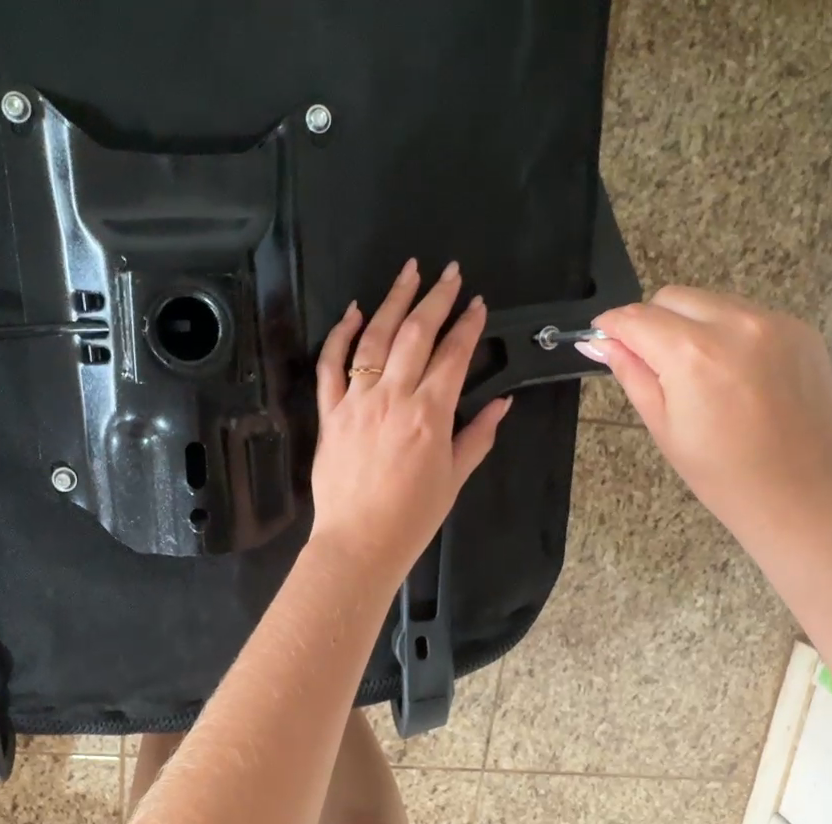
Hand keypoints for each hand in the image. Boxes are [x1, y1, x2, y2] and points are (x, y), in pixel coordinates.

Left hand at [308, 260, 511, 588]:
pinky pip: (330, 367)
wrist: (359, 543)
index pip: (453, 354)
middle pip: (415, 334)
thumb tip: (502, 402)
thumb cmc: (412, 517)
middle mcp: (393, 398)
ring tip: (407, 273)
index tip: (477, 303)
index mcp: (429, 413)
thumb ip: (477, 435)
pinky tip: (351, 312)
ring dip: (391, 301)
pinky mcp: (330, 415)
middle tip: (449, 272)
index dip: (467, 324)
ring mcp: (357, 402)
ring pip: (373, 339)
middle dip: (436, 298)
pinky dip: (340, 336)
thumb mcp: (455, 477)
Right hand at [586, 286, 831, 544]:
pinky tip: (732, 374)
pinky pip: (747, 314)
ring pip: (711, 301)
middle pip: (673, 297)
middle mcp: (736, 325)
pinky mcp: (800, 330)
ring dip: (690, 323)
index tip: (600, 336)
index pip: (637, 318)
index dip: (611, 325)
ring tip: (695, 372)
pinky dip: (727, 332)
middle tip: (649, 361)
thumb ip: (631, 373)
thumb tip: (600, 343)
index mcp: (694, 354)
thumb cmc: (722, 473)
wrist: (801, 494)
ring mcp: (774, 323)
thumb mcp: (663, 426)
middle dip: (651, 321)